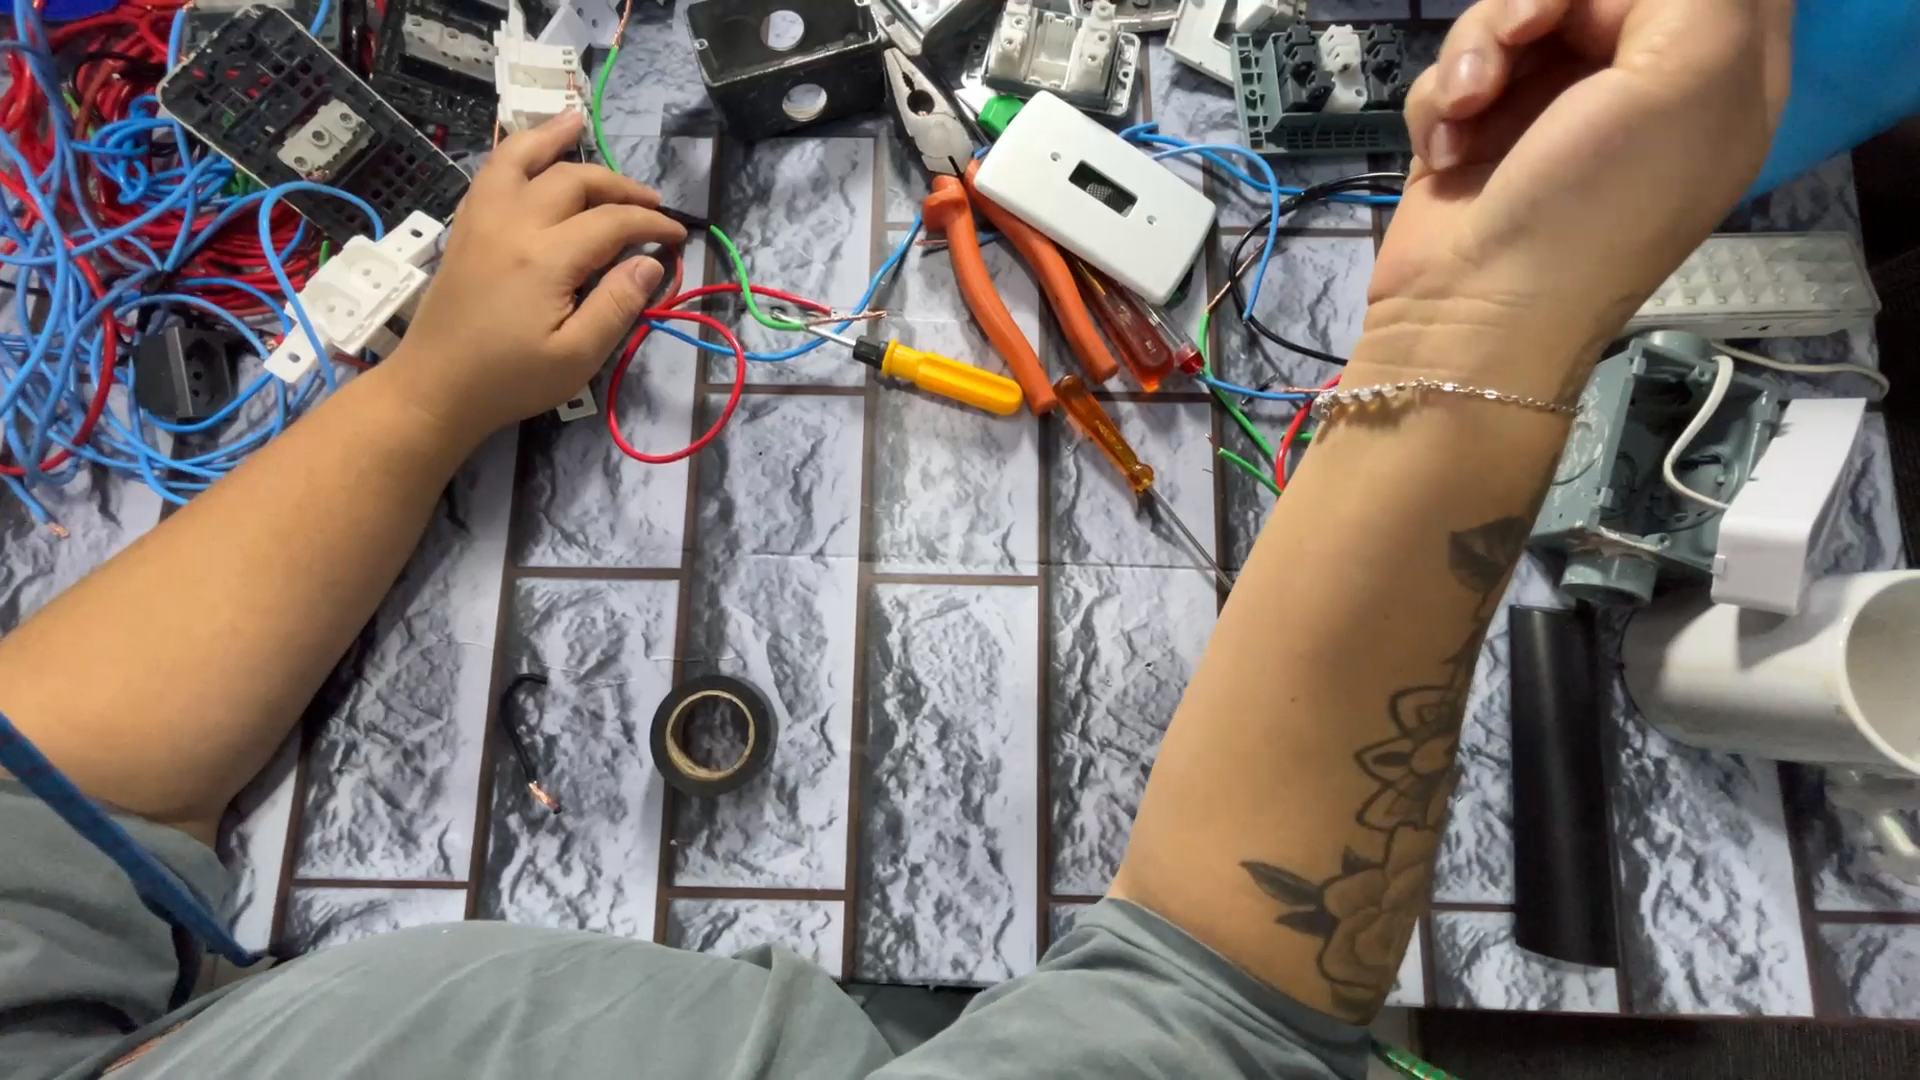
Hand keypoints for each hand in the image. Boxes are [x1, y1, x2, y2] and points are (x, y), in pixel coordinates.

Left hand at [380, 111, 686, 436]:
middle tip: (653, 204)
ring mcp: (483, 220)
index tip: (679, 237)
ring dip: (556, 140)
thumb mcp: (579, 355)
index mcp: (545, 259)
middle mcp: (513, 224)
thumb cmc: (514, 378)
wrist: (438, 385)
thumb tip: (651, 264)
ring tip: (579, 122)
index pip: (611, 223)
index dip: (652, 225)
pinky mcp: (467, 227)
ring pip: (522, 159)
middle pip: (574, 182)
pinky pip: (491, 172)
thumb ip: (617, 305)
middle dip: (620, 186)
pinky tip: (529, 148)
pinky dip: (515, 151)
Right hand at [1369, 0, 1793, 372]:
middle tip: (1519, 34)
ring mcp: (1533, 119)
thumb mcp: (1692, 74)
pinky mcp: (1462, 147)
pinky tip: (1444, 152)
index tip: (1597, 11)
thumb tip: (1590, 1)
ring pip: (1503, 24)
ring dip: (1475, 49)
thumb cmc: (1589, 208)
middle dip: (1540, 2)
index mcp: (1706, 71)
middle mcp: (1620, 87)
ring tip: (1466, 107)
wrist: (1468, 317)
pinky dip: (1437, 106)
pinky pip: (1446, 82)